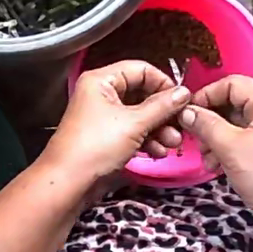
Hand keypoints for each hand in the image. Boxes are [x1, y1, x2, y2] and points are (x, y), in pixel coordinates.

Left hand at [41, 60, 190, 186]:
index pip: (140, 70)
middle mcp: (100, 95)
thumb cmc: (94, 147)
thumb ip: (162, 106)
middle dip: (163, 112)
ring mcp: (103, 117)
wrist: (68, 182)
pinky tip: (157, 152)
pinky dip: (146, 140)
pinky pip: (132, 132)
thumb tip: (183, 92)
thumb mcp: (134, 123)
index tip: (182, 99)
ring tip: (171, 144)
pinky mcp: (105, 137)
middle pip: (141, 94)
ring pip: (139, 115)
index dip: (163, 83)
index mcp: (101, 81)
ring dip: (158, 129)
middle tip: (180, 125)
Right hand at [178, 76, 252, 229]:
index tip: (186, 112)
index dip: (206, 95)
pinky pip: (242, 138)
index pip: (233, 84)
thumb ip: (206, 125)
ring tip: (206, 158)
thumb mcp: (231, 148)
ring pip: (234, 123)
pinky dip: (225, 148)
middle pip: (232, 103)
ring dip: (214, 138)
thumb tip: (186, 111)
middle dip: (209, 121)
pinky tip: (215, 164)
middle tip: (194, 138)